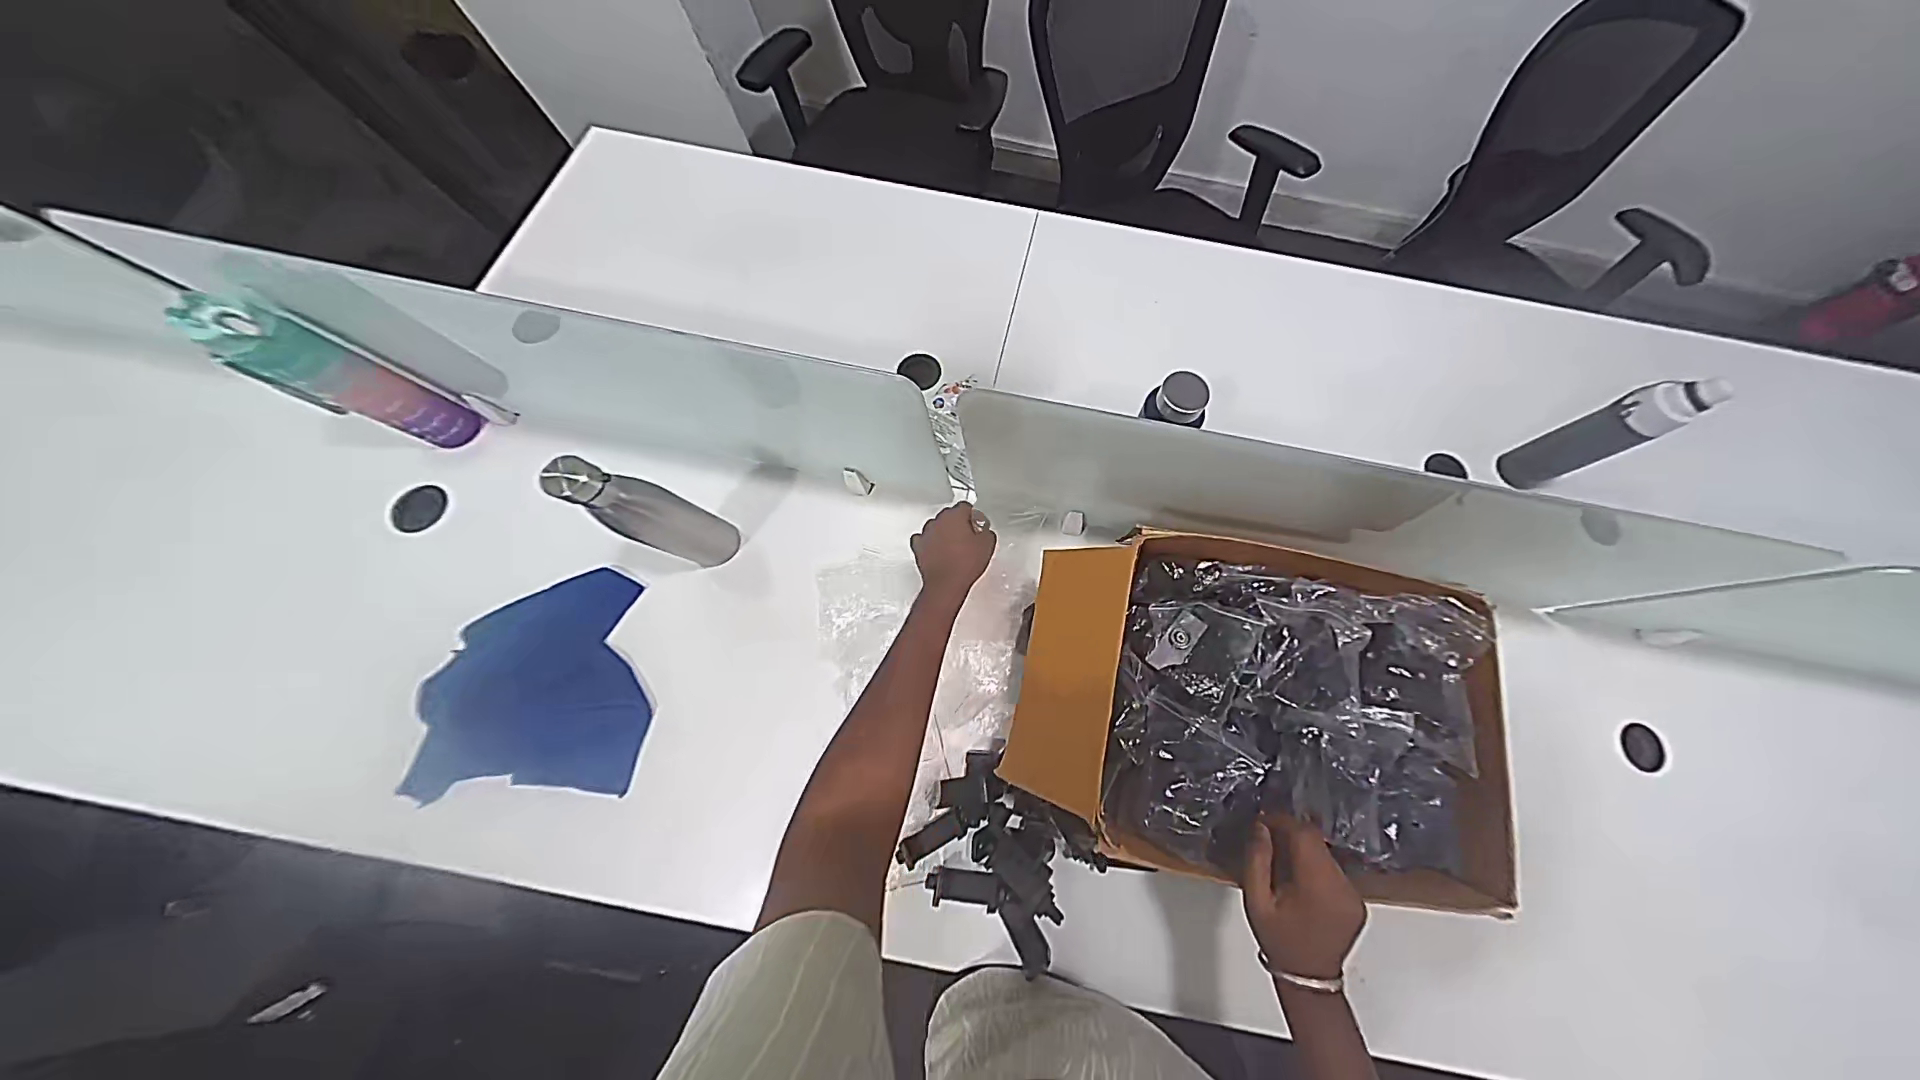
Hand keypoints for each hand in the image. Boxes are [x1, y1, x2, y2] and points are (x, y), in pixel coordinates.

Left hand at [911, 502, 995, 606]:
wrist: (946, 583)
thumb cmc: (964, 565)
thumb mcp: (987, 545)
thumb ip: (986, 532)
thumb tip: (984, 531)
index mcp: (955, 516)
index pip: (965, 506)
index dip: (973, 515)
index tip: (977, 523)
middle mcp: (938, 521)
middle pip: (949, 515)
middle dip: (958, 523)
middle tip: (968, 536)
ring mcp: (926, 533)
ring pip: (936, 526)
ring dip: (944, 532)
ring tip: (954, 546)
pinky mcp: (918, 547)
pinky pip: (924, 539)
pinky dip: (930, 543)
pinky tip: (938, 550)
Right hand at [1242, 814, 1366, 980]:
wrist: (1308, 978)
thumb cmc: (1278, 939)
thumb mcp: (1256, 899)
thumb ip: (1257, 859)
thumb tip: (1261, 827)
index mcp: (1318, 886)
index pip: (1305, 835)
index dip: (1283, 821)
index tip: (1262, 820)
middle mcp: (1343, 887)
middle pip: (1318, 842)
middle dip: (1291, 832)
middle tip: (1267, 834)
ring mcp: (1354, 895)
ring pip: (1327, 853)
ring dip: (1303, 848)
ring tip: (1280, 853)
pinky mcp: (1357, 901)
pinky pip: (1334, 869)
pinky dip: (1315, 863)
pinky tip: (1298, 873)